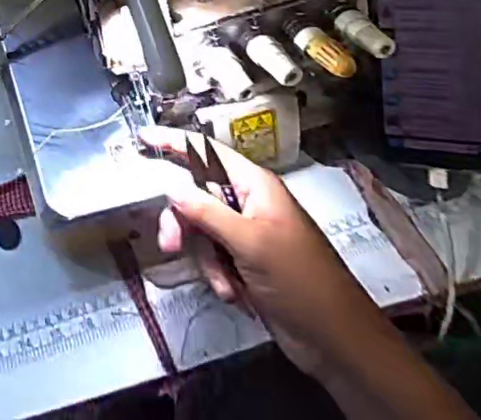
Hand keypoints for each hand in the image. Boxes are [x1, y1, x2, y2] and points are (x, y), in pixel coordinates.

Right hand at [139, 127, 396, 373]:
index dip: (174, 142)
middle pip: (197, 195)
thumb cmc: (300, 281)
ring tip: (224, 284)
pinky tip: (235, 293)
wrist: (336, 341)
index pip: (207, 152)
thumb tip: (171, 186)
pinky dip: (217, 273)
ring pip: (202, 229)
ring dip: (206, 258)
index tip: (144, 137)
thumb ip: (206, 212)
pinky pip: (213, 255)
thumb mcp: (250, 243)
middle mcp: (249, 202)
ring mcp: (247, 232)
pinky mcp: (246, 260)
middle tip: (171, 243)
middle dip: (185, 222)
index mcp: (255, 185)